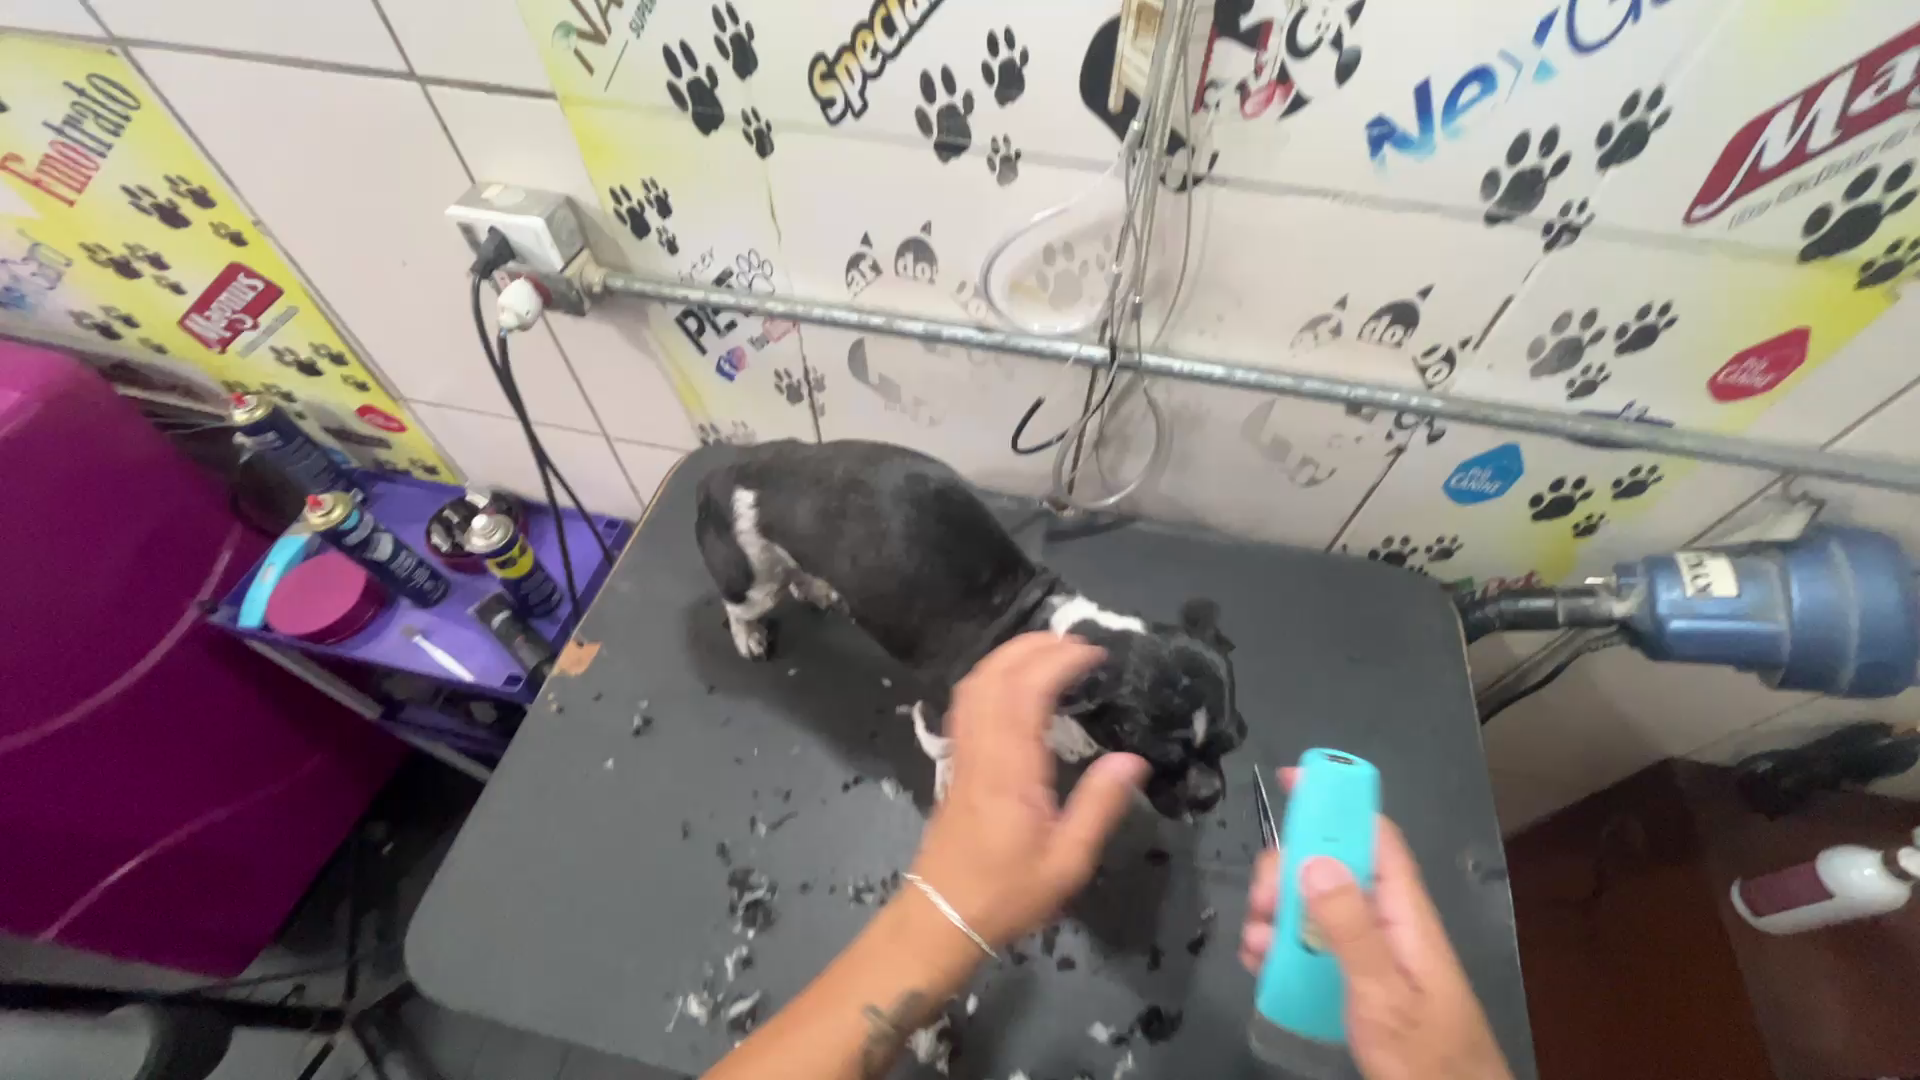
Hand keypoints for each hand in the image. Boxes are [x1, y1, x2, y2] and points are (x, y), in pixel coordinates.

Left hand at [910, 633, 1150, 947]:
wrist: (944, 912)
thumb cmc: (1008, 891)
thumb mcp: (1067, 860)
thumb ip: (1100, 806)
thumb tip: (1133, 759)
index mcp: (1012, 766)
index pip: (1029, 691)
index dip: (1059, 660)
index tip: (1093, 652)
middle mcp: (983, 746)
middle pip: (998, 674)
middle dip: (1035, 645)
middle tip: (1076, 641)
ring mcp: (963, 748)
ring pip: (977, 681)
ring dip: (1010, 654)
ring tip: (1049, 648)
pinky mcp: (956, 757)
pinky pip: (968, 699)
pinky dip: (991, 674)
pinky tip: (1012, 678)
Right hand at [1240, 780, 1511, 1079]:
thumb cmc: (1427, 1059)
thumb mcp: (1383, 995)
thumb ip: (1351, 928)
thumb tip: (1314, 858)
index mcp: (1403, 912)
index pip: (1372, 835)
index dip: (1336, 800)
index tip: (1292, 780)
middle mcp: (1385, 919)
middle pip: (1329, 865)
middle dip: (1286, 873)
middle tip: (1262, 905)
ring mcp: (1369, 947)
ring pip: (1311, 902)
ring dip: (1275, 914)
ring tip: (1257, 947)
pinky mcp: (1353, 974)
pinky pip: (1309, 940)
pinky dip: (1280, 944)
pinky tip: (1262, 963)